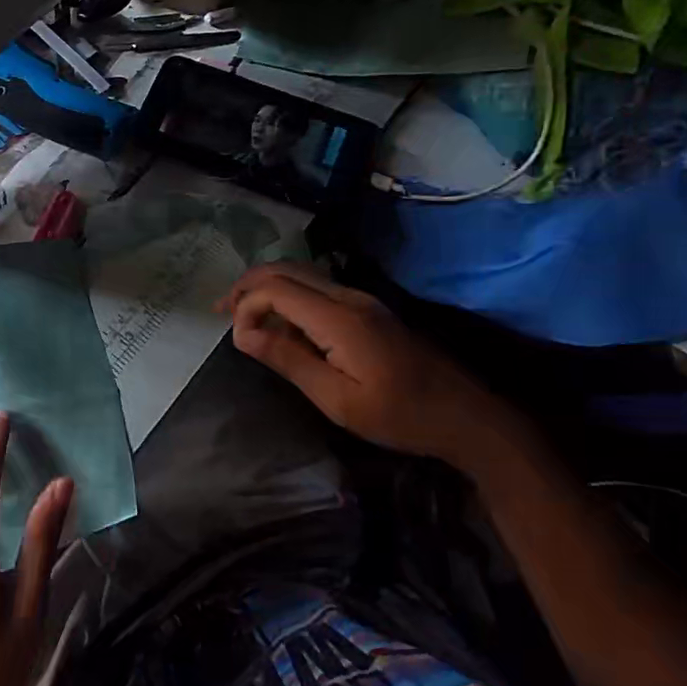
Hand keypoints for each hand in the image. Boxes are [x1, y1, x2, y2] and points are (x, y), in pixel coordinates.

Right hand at [216, 264, 523, 471]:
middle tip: (221, 311)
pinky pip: (316, 288)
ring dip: (267, 287)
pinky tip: (279, 322)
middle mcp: (348, 296)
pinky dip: (288, 296)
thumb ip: (288, 360)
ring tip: (241, 314)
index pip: (277, 289)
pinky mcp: (366, 309)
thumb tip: (242, 335)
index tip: (238, 339)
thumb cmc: (399, 415)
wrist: (465, 415)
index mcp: (339, 317)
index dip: (247, 306)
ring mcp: (360, 299)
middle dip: (248, 285)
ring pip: (301, 274)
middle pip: (286, 270)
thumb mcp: (337, 399)